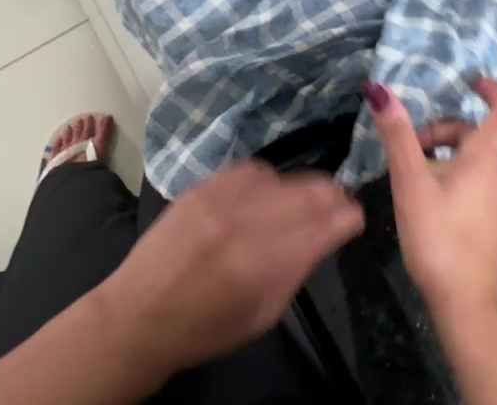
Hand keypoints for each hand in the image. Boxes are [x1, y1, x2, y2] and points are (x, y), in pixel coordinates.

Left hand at [92, 161, 364, 374]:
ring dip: (300, 185)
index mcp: (265, 265)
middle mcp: (245, 224)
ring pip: (281, 177)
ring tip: (308, 195)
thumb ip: (297, 270)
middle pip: (307, 193)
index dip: (347, 215)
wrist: (139, 314)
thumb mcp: (264, 314)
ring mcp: (220, 200)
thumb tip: (327, 235)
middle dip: (331, 195)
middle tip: (341, 200)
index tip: (356, 214)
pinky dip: (267, 177)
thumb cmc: (207, 328)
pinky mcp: (201, 186)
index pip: (323, 225)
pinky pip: (249, 169)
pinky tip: (270, 189)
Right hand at [368, 78, 496, 317]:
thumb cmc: (439, 237)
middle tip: (408, 146)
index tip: (470, 80)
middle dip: (442, 130)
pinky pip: (471, 182)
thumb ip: (397, 136)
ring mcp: (496, 201)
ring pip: (471, 160)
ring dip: (441, 155)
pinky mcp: (489, 222)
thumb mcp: (410, 183)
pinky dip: (448, 176)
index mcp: (486, 159)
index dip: (492, 90)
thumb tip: (380, 91)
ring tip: (408, 175)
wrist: (466, 305)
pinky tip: (422, 200)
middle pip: (475, 136)